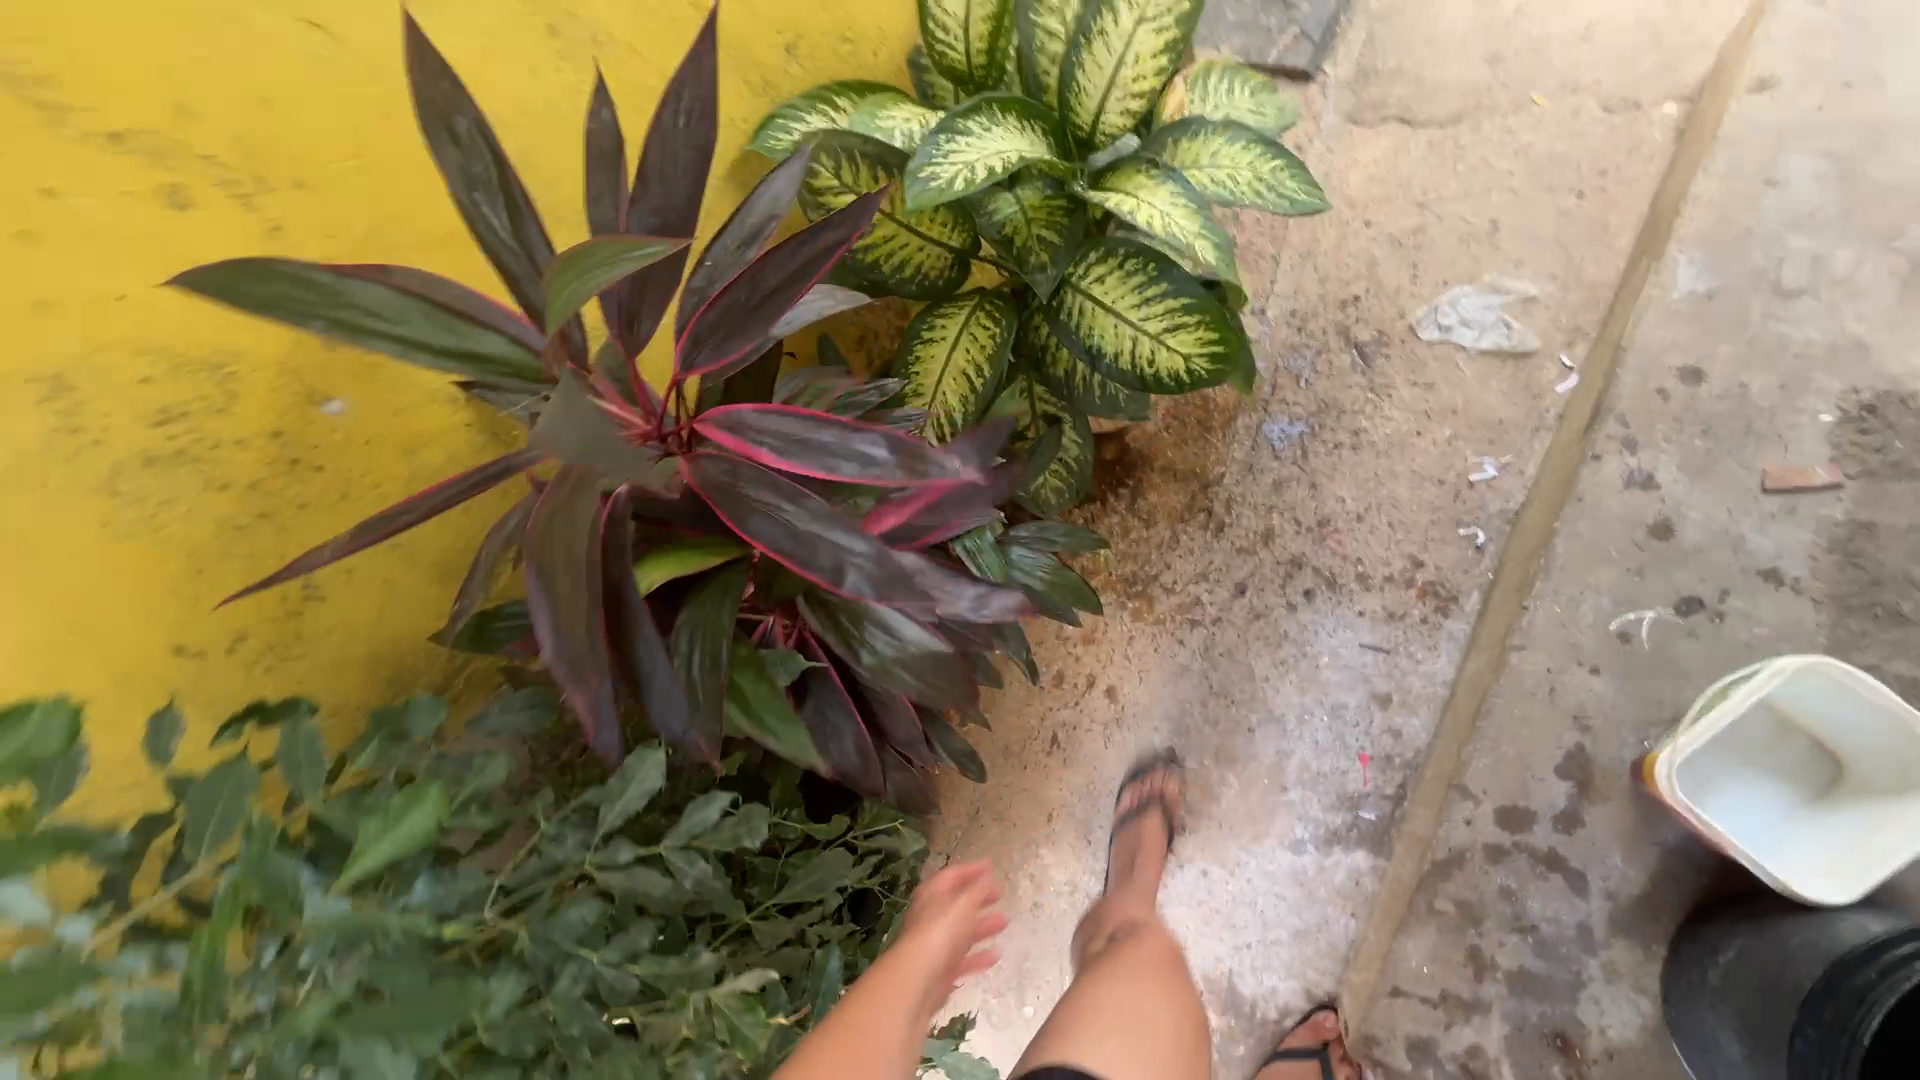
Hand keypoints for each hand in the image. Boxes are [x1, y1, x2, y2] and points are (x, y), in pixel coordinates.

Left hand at [893, 859, 1009, 1015]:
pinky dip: (979, 956)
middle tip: (1000, 894)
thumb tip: (987, 875)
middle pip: (957, 903)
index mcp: (933, 895)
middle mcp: (932, 916)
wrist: (918, 978)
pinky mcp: (942, 969)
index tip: (991, 866)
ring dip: (983, 926)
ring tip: (1005, 921)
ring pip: (962, 931)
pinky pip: (963, 958)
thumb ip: (977, 890)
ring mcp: (936, 944)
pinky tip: (996, 955)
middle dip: (979, 897)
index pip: (952, 875)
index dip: (971, 870)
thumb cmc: (940, 931)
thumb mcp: (963, 904)